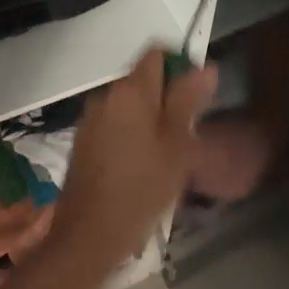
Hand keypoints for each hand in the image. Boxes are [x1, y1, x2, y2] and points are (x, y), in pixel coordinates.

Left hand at [51, 49, 216, 267]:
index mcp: (130, 90)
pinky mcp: (82, 142)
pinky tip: (141, 165)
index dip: (180, 64)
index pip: (157, 53)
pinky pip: (114, 123)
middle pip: (142, 78)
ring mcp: (90, 119)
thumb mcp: (176, 145)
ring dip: (149, 116)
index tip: (197, 95)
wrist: (88, 236)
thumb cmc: (141, 188)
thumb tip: (206, 66)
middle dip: (166, 95)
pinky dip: (131, 132)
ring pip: (128, 103)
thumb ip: (188, 100)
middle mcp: (105, 95)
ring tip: (167, 152)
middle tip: (187, 131)